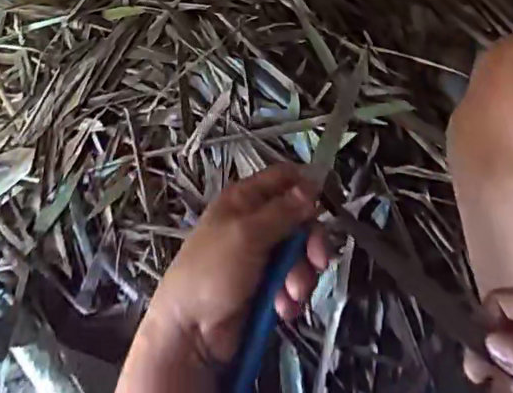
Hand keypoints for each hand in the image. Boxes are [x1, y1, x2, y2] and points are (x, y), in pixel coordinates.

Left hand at [137, 165, 332, 368]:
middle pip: (298, 219)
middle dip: (310, 241)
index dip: (305, 187)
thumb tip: (312, 183)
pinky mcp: (265, 287)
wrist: (188, 335)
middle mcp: (254, 222)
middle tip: (318, 261)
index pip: (283, 178)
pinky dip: (292, 296)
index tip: (324, 204)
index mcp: (244, 199)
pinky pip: (292, 282)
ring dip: (301, 274)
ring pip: (299, 254)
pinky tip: (284, 309)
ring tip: (292, 293)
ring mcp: (260, 256)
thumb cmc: (212, 272)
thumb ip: (283, 211)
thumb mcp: (247, 235)